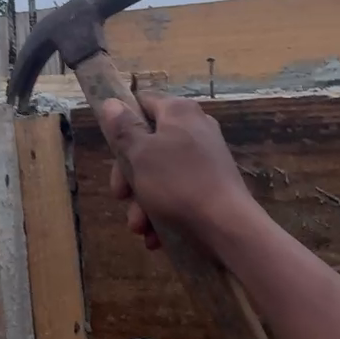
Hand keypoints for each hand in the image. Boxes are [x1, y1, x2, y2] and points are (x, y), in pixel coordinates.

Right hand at [96, 91, 262, 254]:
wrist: (228, 227)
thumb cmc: (178, 184)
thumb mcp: (140, 155)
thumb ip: (123, 128)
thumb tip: (111, 102)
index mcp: (179, 111)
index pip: (142, 103)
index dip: (122, 124)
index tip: (111, 151)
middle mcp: (195, 127)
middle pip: (148, 144)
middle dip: (129, 177)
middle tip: (121, 198)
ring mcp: (206, 157)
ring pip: (161, 173)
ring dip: (143, 201)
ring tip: (140, 228)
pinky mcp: (212, 183)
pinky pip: (179, 190)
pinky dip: (164, 210)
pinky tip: (156, 236)